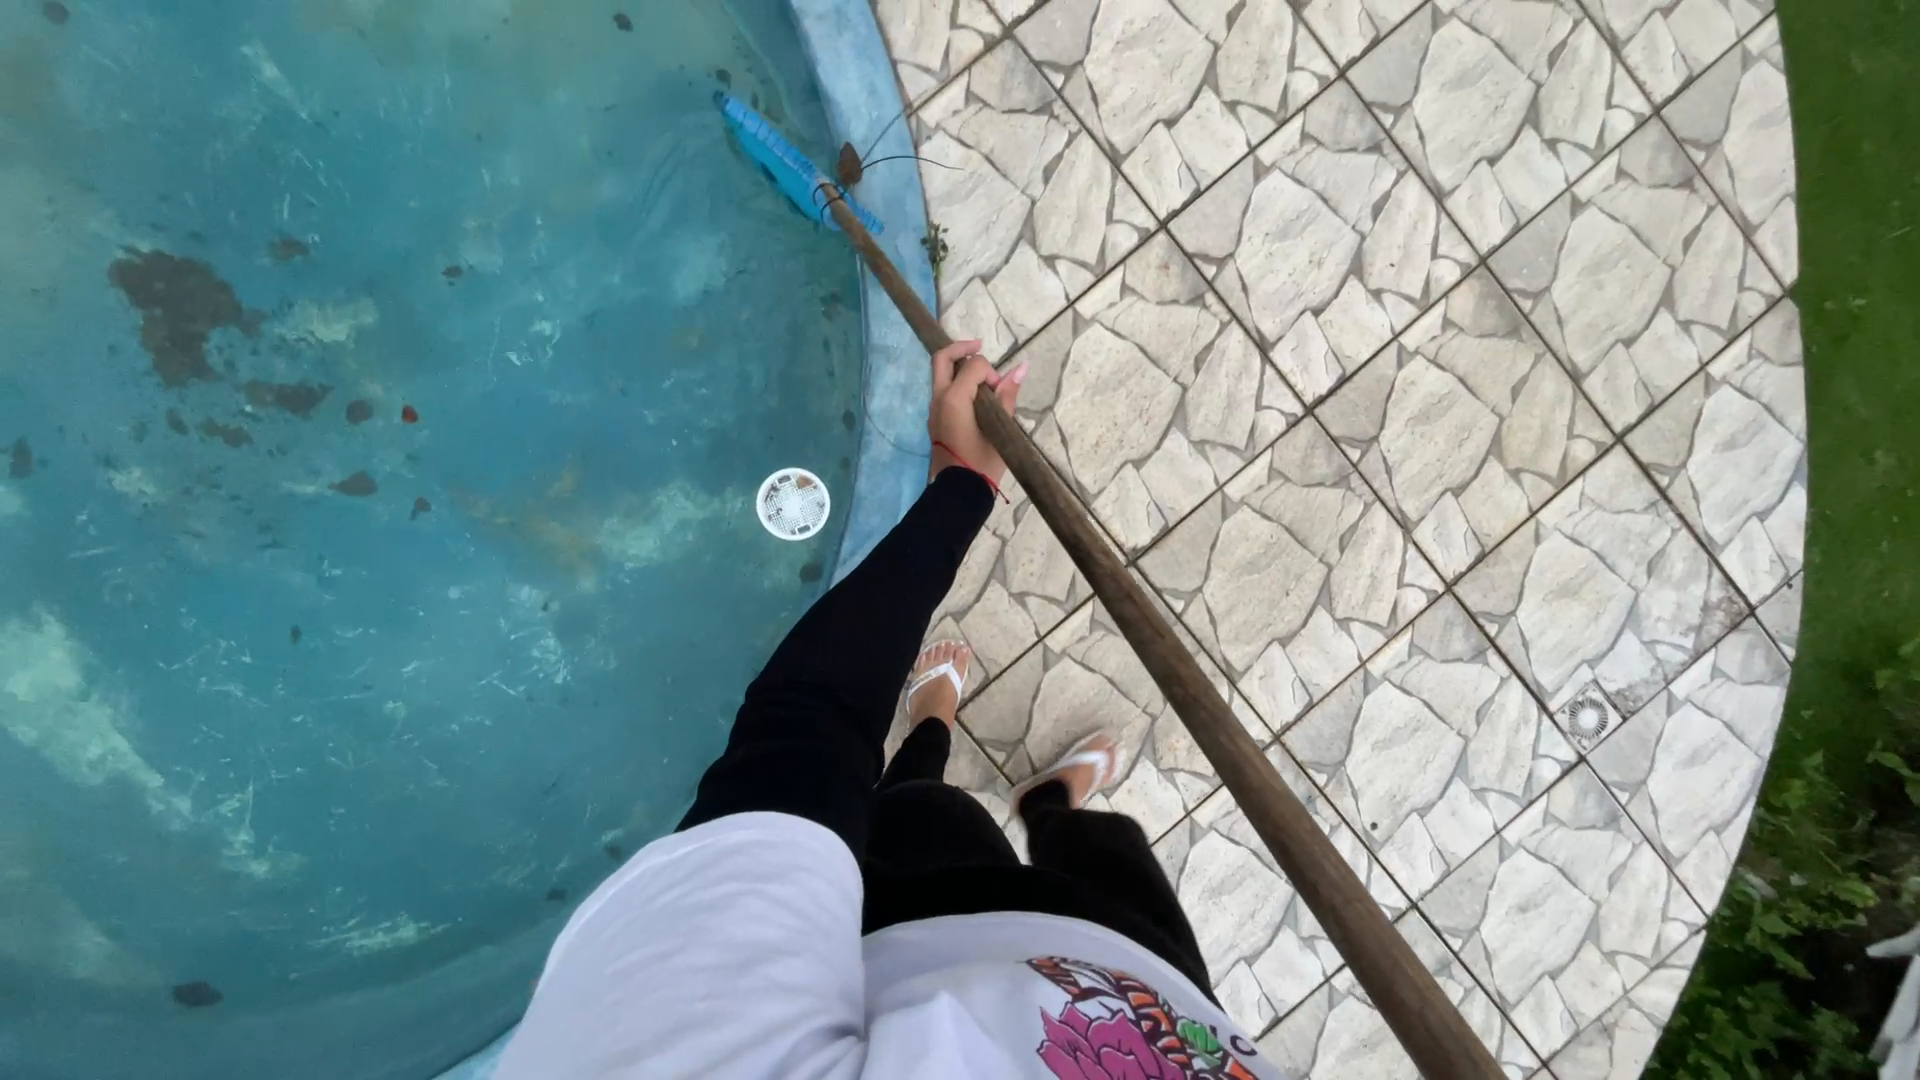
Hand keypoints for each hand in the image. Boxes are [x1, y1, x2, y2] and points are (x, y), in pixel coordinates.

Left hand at [927, 339, 1027, 485]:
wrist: (959, 494)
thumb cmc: (982, 464)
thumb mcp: (1000, 429)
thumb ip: (1007, 396)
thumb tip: (1021, 368)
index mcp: (954, 399)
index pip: (973, 365)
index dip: (991, 371)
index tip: (1002, 390)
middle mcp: (938, 399)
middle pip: (943, 359)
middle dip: (962, 349)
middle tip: (981, 347)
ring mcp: (933, 410)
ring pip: (941, 375)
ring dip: (960, 369)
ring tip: (984, 380)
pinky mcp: (935, 420)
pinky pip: (943, 391)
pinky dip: (957, 385)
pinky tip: (976, 398)